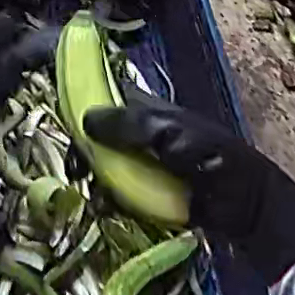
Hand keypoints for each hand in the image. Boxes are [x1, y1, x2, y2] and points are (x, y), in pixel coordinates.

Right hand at [84, 94, 294, 280]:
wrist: (243, 204)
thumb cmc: (208, 156)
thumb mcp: (168, 133)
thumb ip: (127, 124)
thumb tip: (84, 118)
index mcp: (140, 106)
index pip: (100, 89)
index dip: (76, 92)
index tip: (52, 105)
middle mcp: (132, 128)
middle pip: (92, 129)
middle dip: (78, 144)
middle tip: (71, 166)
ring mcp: (136, 159)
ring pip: (98, 160)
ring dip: (88, 172)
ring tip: (85, 188)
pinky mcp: (140, 189)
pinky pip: (111, 187)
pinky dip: (103, 195)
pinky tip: (101, 204)